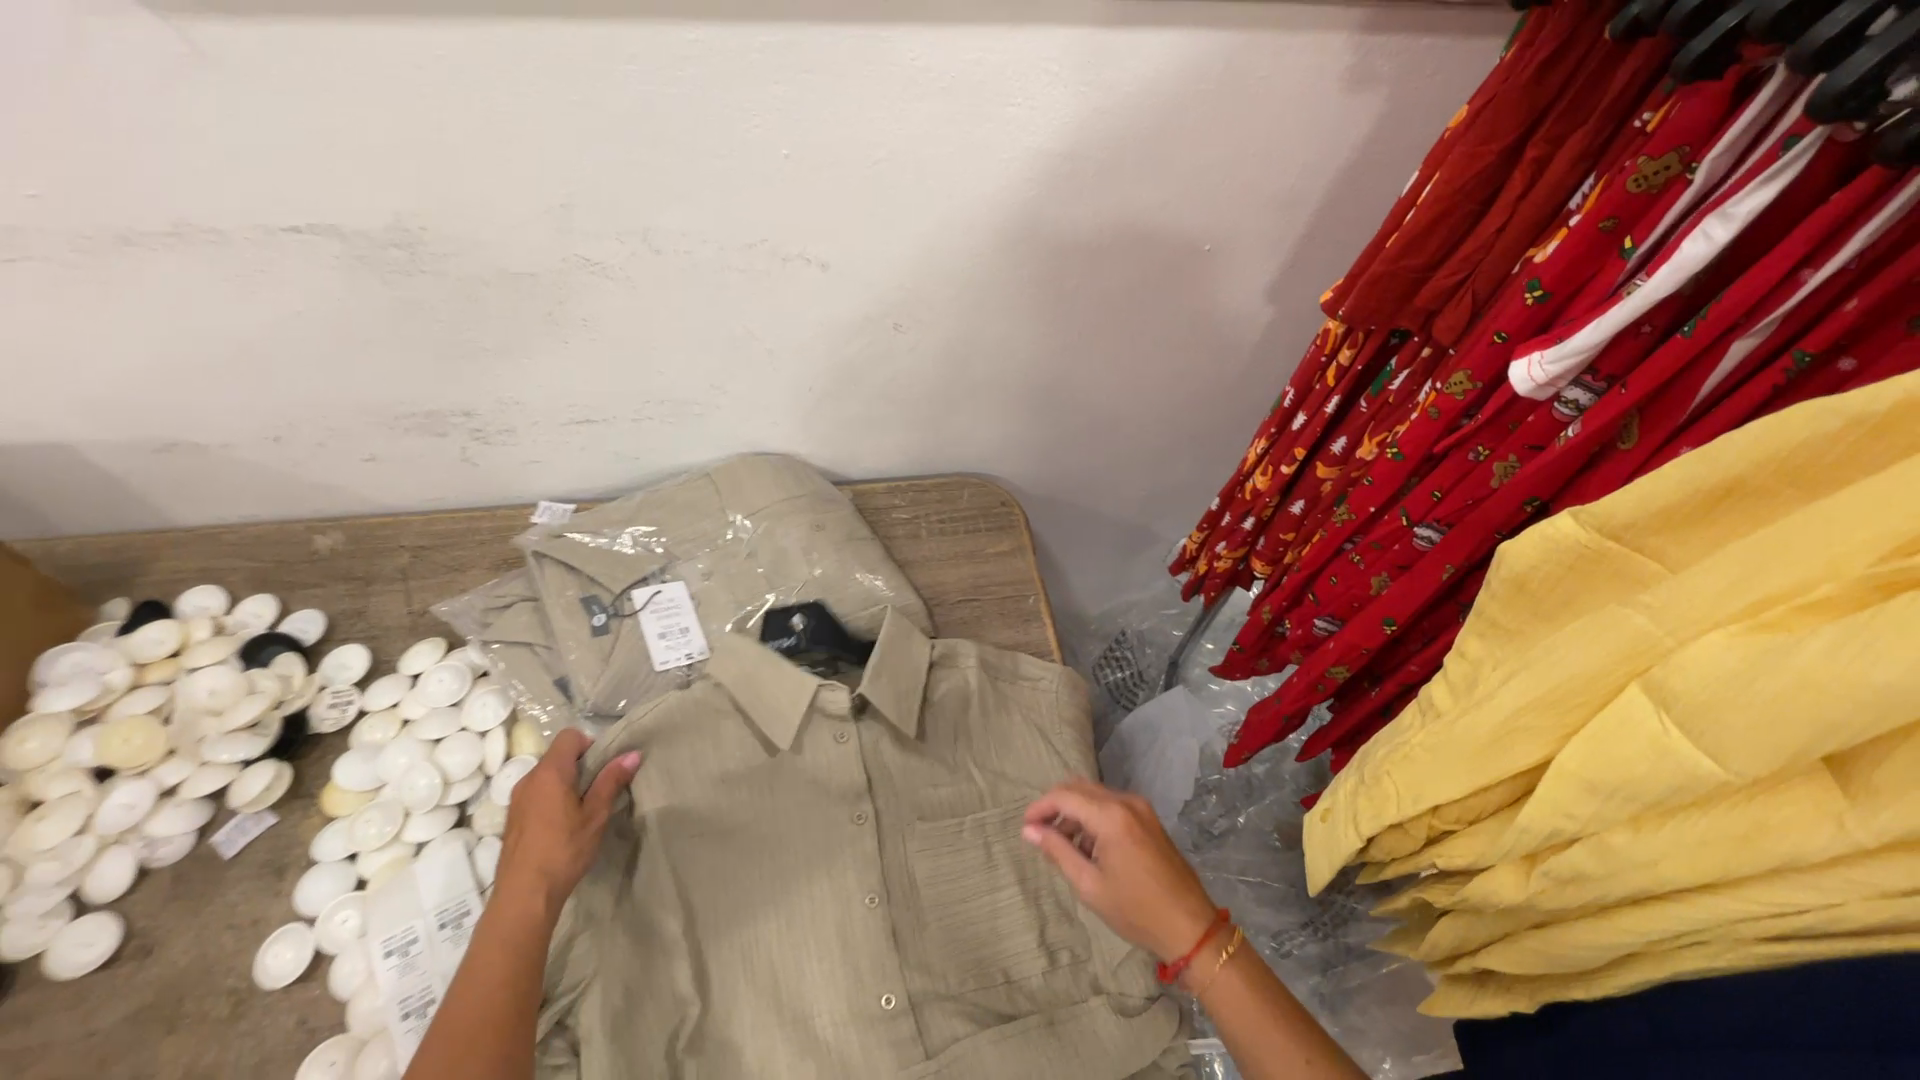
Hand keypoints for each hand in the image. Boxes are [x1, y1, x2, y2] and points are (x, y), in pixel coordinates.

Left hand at [496, 728, 641, 915]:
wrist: (524, 894)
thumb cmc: (564, 850)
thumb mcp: (596, 814)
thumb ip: (611, 780)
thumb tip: (632, 753)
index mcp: (549, 772)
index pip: (569, 736)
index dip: (590, 745)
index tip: (603, 769)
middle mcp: (528, 778)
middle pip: (558, 755)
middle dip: (580, 766)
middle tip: (598, 792)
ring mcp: (517, 798)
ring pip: (546, 775)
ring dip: (566, 783)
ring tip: (581, 811)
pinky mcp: (513, 816)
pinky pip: (536, 793)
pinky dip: (552, 798)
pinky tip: (562, 826)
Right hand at [1023, 778, 1219, 963]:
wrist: (1190, 926)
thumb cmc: (1135, 910)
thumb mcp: (1089, 885)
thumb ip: (1057, 851)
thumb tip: (1029, 830)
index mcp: (1111, 816)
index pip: (1064, 796)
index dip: (1040, 808)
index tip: (1025, 827)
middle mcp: (1127, 802)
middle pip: (1080, 788)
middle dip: (1056, 807)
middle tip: (1040, 834)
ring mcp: (1141, 809)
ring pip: (1096, 796)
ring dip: (1075, 813)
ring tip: (1062, 846)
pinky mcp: (1149, 819)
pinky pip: (1112, 806)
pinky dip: (1094, 818)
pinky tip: (1088, 847)